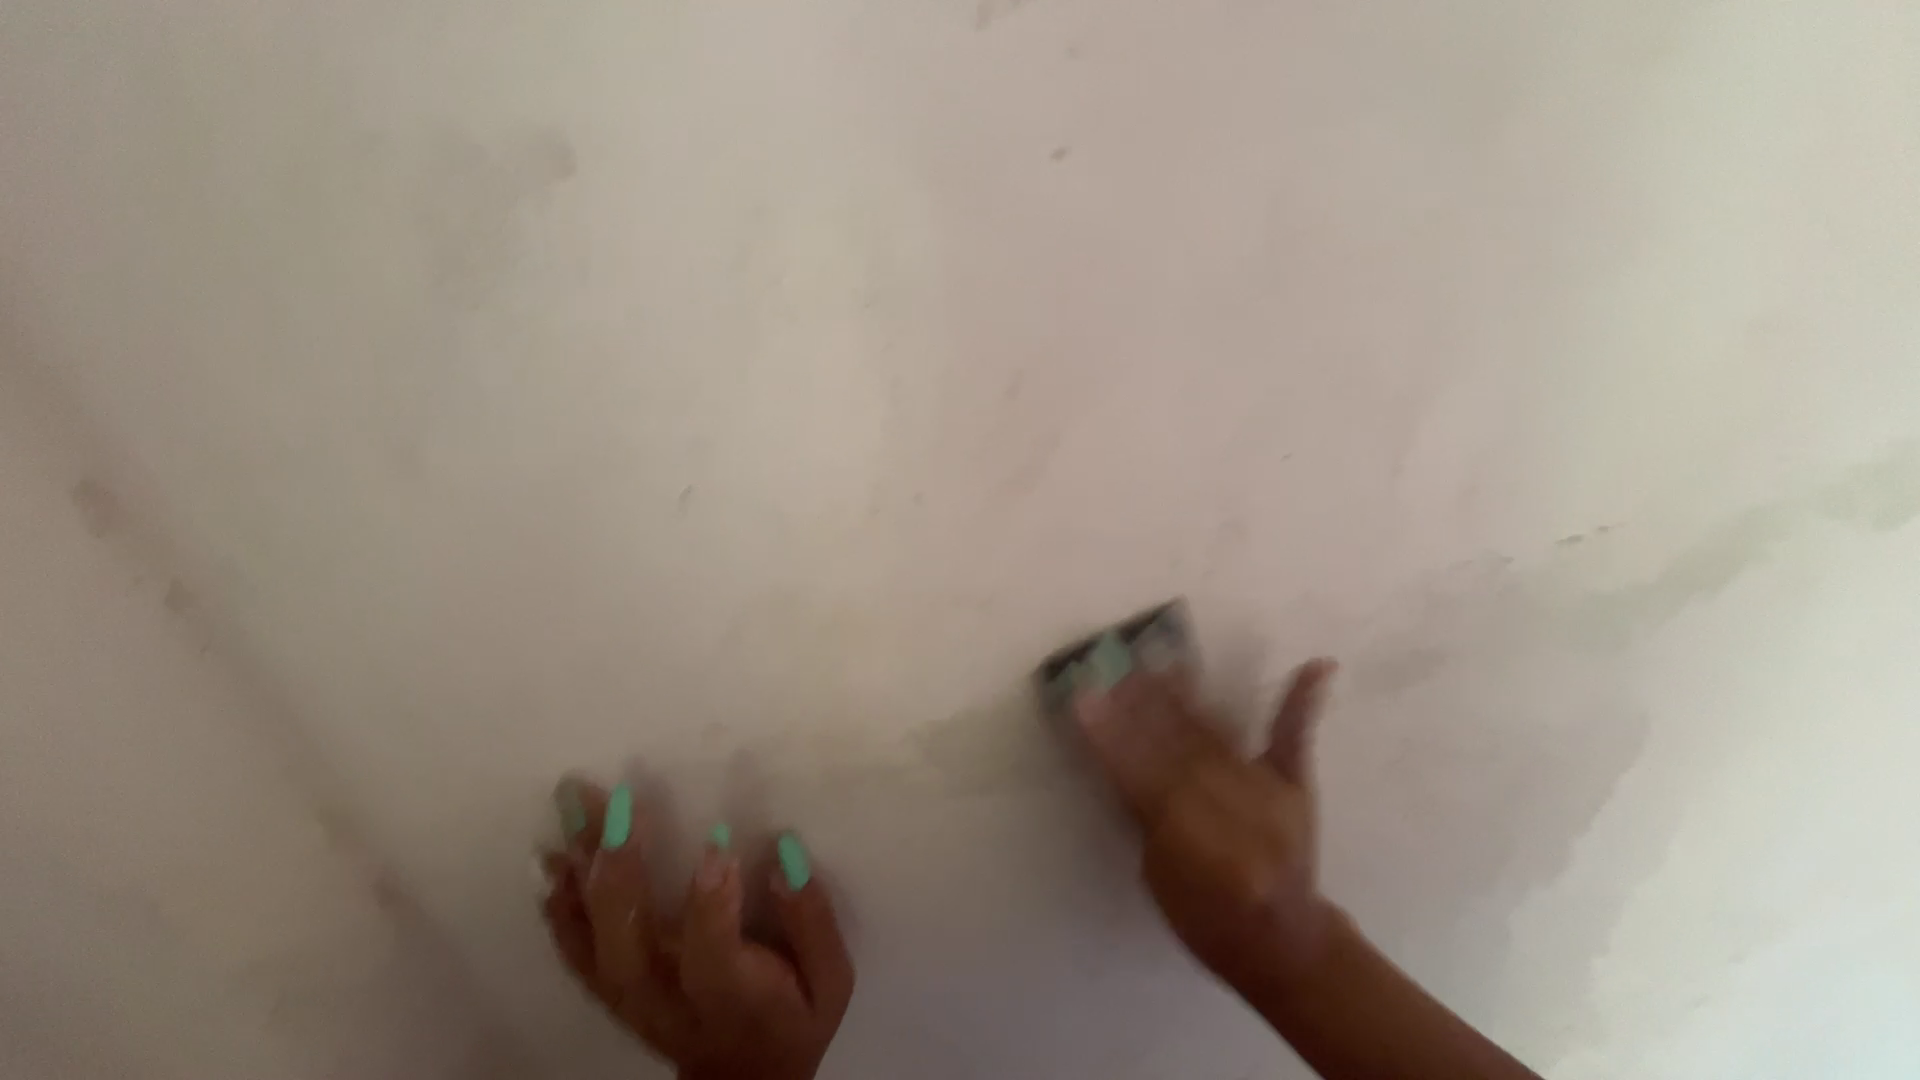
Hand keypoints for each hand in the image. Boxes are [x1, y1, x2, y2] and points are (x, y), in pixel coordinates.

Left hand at [541, 781, 854, 1079]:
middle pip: (631, 947)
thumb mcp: (830, 980)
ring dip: (583, 872)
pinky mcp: (614, 992)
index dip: (710, 904)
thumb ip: (812, 924)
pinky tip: (552, 861)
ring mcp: (632, 999)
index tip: (717, 842)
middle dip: (623, 873)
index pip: (710, 957)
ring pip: (596, 942)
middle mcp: (669, 1001)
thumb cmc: (795, 1019)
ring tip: (575, 806)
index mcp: (732, 998)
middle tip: (622, 805)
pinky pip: (577, 953)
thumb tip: (784, 858)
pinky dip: (561, 907)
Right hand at [1072, 659, 1339, 996]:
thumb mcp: (1158, 877)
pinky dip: (1304, 702)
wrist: (1283, 945)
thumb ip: (1144, 817)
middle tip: (1118, 669)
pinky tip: (1316, 666)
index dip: (1112, 739)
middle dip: (1145, 708)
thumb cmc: (1206, 920)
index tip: (1085, 700)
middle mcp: (1235, 814)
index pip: (1141, 778)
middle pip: (1181, 748)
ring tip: (1167, 660)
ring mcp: (1270, 794)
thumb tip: (1117, 760)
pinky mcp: (1297, 786)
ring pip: (1222, 735)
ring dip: (1191, 696)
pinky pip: (1296, 740)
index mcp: (1192, 843)